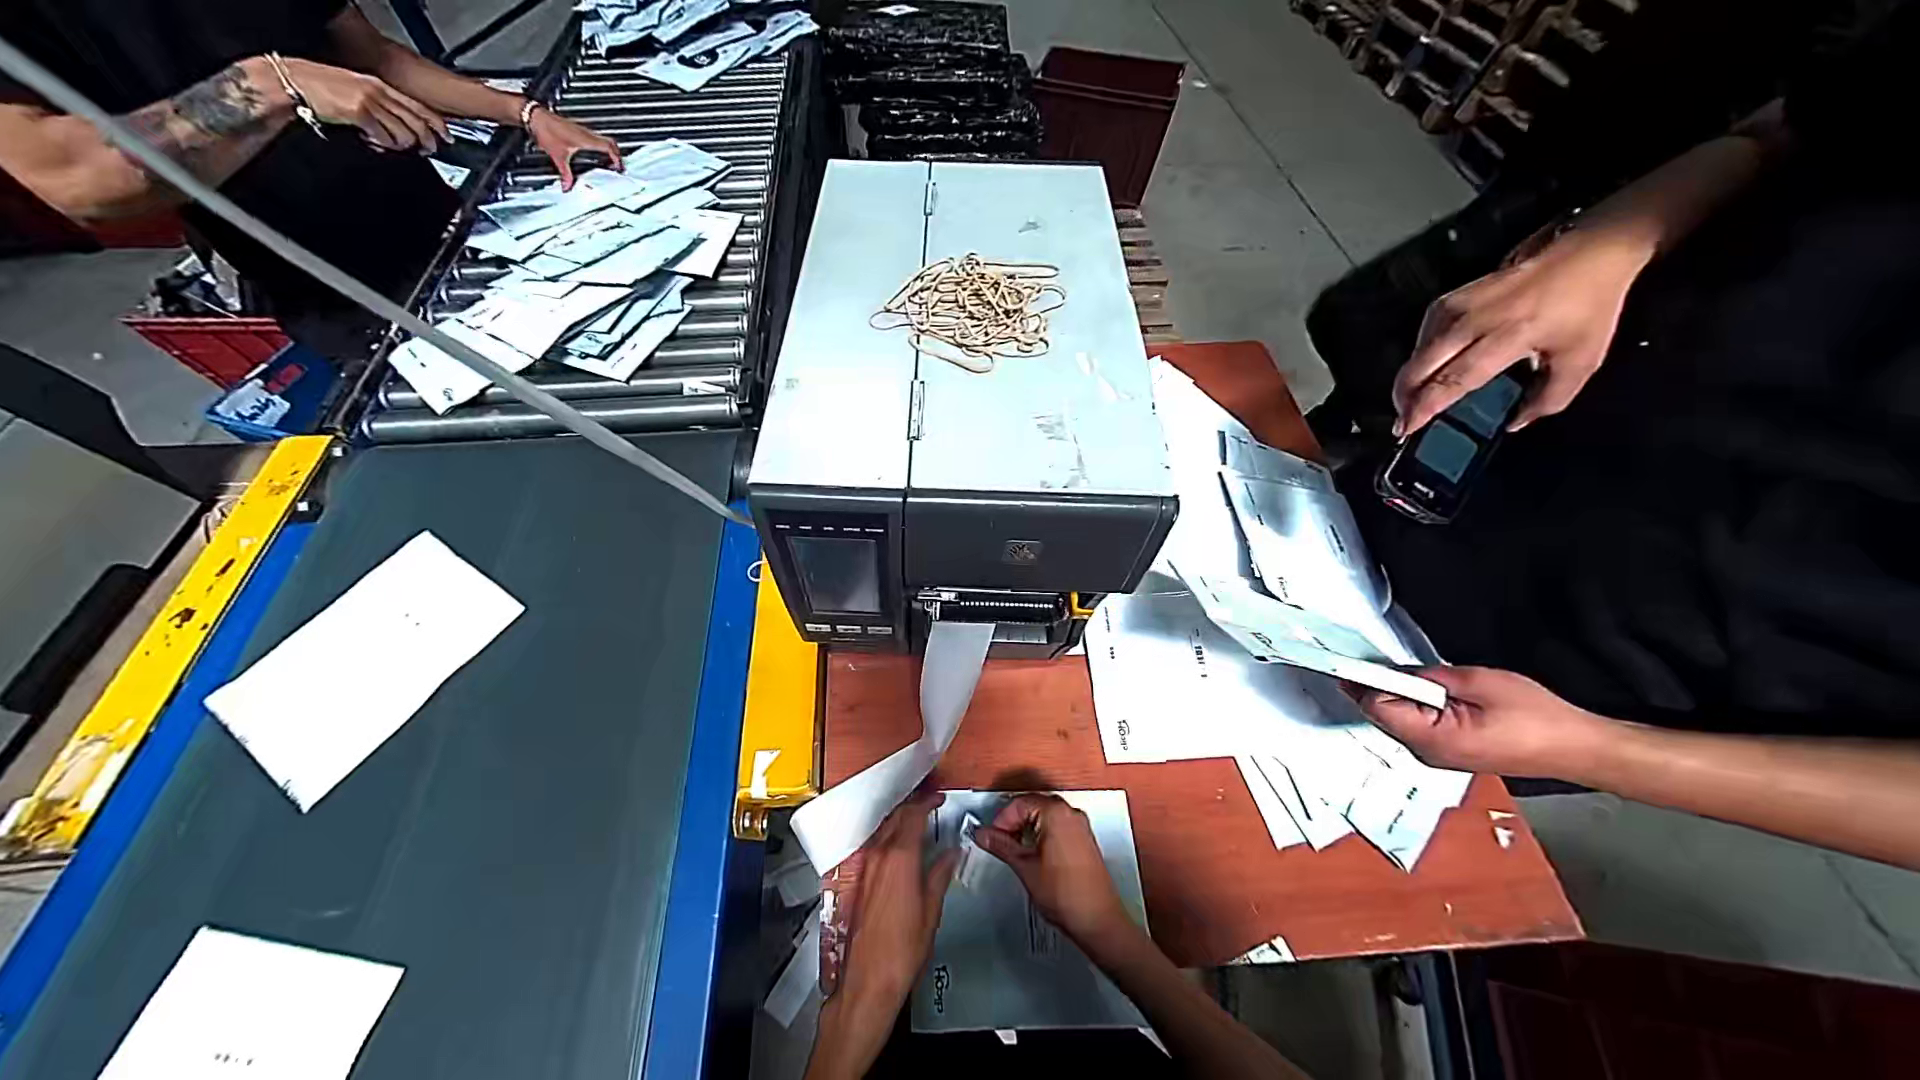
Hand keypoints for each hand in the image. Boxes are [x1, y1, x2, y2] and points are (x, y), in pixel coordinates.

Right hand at [280, 58, 448, 151]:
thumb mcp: (360, 91)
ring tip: (386, 143)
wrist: (293, 83)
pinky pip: (385, 138)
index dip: (438, 125)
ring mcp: (369, 102)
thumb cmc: (325, 89)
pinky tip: (369, 139)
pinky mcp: (359, 113)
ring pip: (404, 135)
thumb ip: (384, 105)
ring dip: (399, 146)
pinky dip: (381, 144)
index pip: (419, 107)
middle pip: (418, 124)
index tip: (448, 138)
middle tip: (423, 151)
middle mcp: (378, 92)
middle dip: (426, 142)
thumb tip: (407, 127)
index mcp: (381, 85)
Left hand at [527, 107, 623, 190]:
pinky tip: (595, 152)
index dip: (617, 158)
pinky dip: (599, 145)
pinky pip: (594, 137)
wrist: (534, 116)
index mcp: (586, 139)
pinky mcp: (576, 129)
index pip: (609, 147)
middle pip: (610, 142)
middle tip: (618, 165)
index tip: (619, 168)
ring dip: (609, 149)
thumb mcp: (557, 156)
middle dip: (617, 154)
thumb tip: (567, 186)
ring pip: (603, 138)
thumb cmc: (545, 129)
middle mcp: (586, 133)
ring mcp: (582, 129)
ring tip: (610, 160)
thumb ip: (565, 174)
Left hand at [809, 791, 956, 1079]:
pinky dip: (889, 834)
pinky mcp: (858, 881)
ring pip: (883, 828)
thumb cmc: (903, 950)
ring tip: (918, 819)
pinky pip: (875, 844)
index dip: (927, 802)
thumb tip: (950, 853)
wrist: (868, 981)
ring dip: (900, 818)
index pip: (913, 816)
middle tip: (931, 804)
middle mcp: (878, 856)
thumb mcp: (931, 910)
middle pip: (896, 817)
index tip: (939, 798)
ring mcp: (865, 867)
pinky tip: (899, 844)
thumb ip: (939, 875)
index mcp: (899, 858)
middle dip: (914, 805)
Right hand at [972, 794, 1134, 950]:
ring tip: (1015, 849)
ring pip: (1045, 814)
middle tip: (999, 840)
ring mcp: (1080, 826)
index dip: (1001, 820)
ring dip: (1027, 827)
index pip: (1019, 803)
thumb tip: (986, 835)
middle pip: (1033, 804)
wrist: (1097, 920)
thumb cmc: (1070, 897)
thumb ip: (1001, 845)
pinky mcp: (1084, 840)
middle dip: (1013, 822)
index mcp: (1056, 813)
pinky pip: (1058, 825)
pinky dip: (1042, 833)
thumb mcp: (1025, 867)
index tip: (992, 836)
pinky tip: (1034, 854)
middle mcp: (1071, 814)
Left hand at [1355, 665, 1614, 776]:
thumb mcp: (1475, 682)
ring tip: (1417, 678)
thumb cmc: (1537, 717)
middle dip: (1379, 686)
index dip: (1365, 681)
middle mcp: (1426, 754)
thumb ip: (1426, 677)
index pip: (1376, 707)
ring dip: (1399, 696)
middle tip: (1385, 662)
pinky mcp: (1448, 753)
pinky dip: (1414, 707)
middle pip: (1381, 714)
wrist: (1582, 748)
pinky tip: (1429, 693)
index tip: (1354, 660)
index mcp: (1430, 739)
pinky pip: (1415, 726)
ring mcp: (1436, 757)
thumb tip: (1392, 671)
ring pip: (1397, 719)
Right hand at [1393, 228, 1649, 436]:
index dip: (1426, 406)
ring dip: (1409, 380)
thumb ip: (1550, 399)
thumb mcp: (1582, 360)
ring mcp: (1458, 307)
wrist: (1589, 253)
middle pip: (1420, 367)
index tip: (1408, 427)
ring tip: (1412, 398)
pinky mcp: (1450, 299)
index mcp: (1508, 338)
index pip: (1454, 379)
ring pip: (1416, 353)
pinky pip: (1423, 336)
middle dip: (1404, 397)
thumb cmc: (1587, 308)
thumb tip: (1514, 423)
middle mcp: (1475, 322)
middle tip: (1403, 419)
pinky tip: (1425, 369)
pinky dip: (1419, 357)